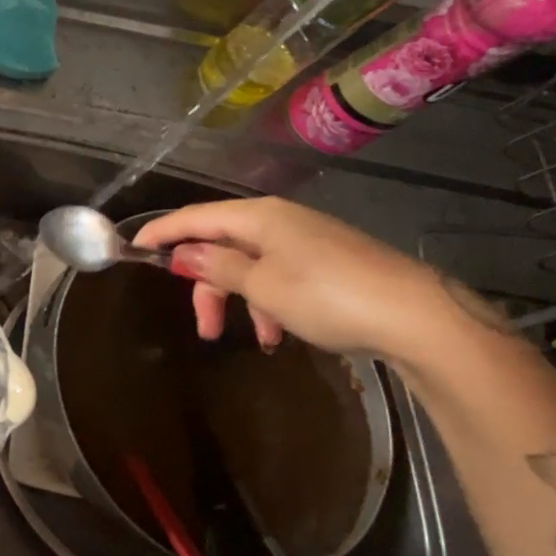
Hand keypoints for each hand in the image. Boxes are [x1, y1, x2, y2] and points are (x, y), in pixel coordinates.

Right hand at [134, 196, 453, 359]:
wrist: (421, 318)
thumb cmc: (329, 296)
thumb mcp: (264, 286)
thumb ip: (218, 266)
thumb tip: (183, 253)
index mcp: (258, 216)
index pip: (195, 217)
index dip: (163, 232)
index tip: (135, 249)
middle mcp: (279, 220)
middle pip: (223, 244)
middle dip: (208, 285)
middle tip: (204, 326)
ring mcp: (308, 241)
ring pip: (253, 265)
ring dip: (243, 300)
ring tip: (257, 339)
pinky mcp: (330, 263)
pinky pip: (281, 276)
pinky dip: (272, 303)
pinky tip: (283, 334)